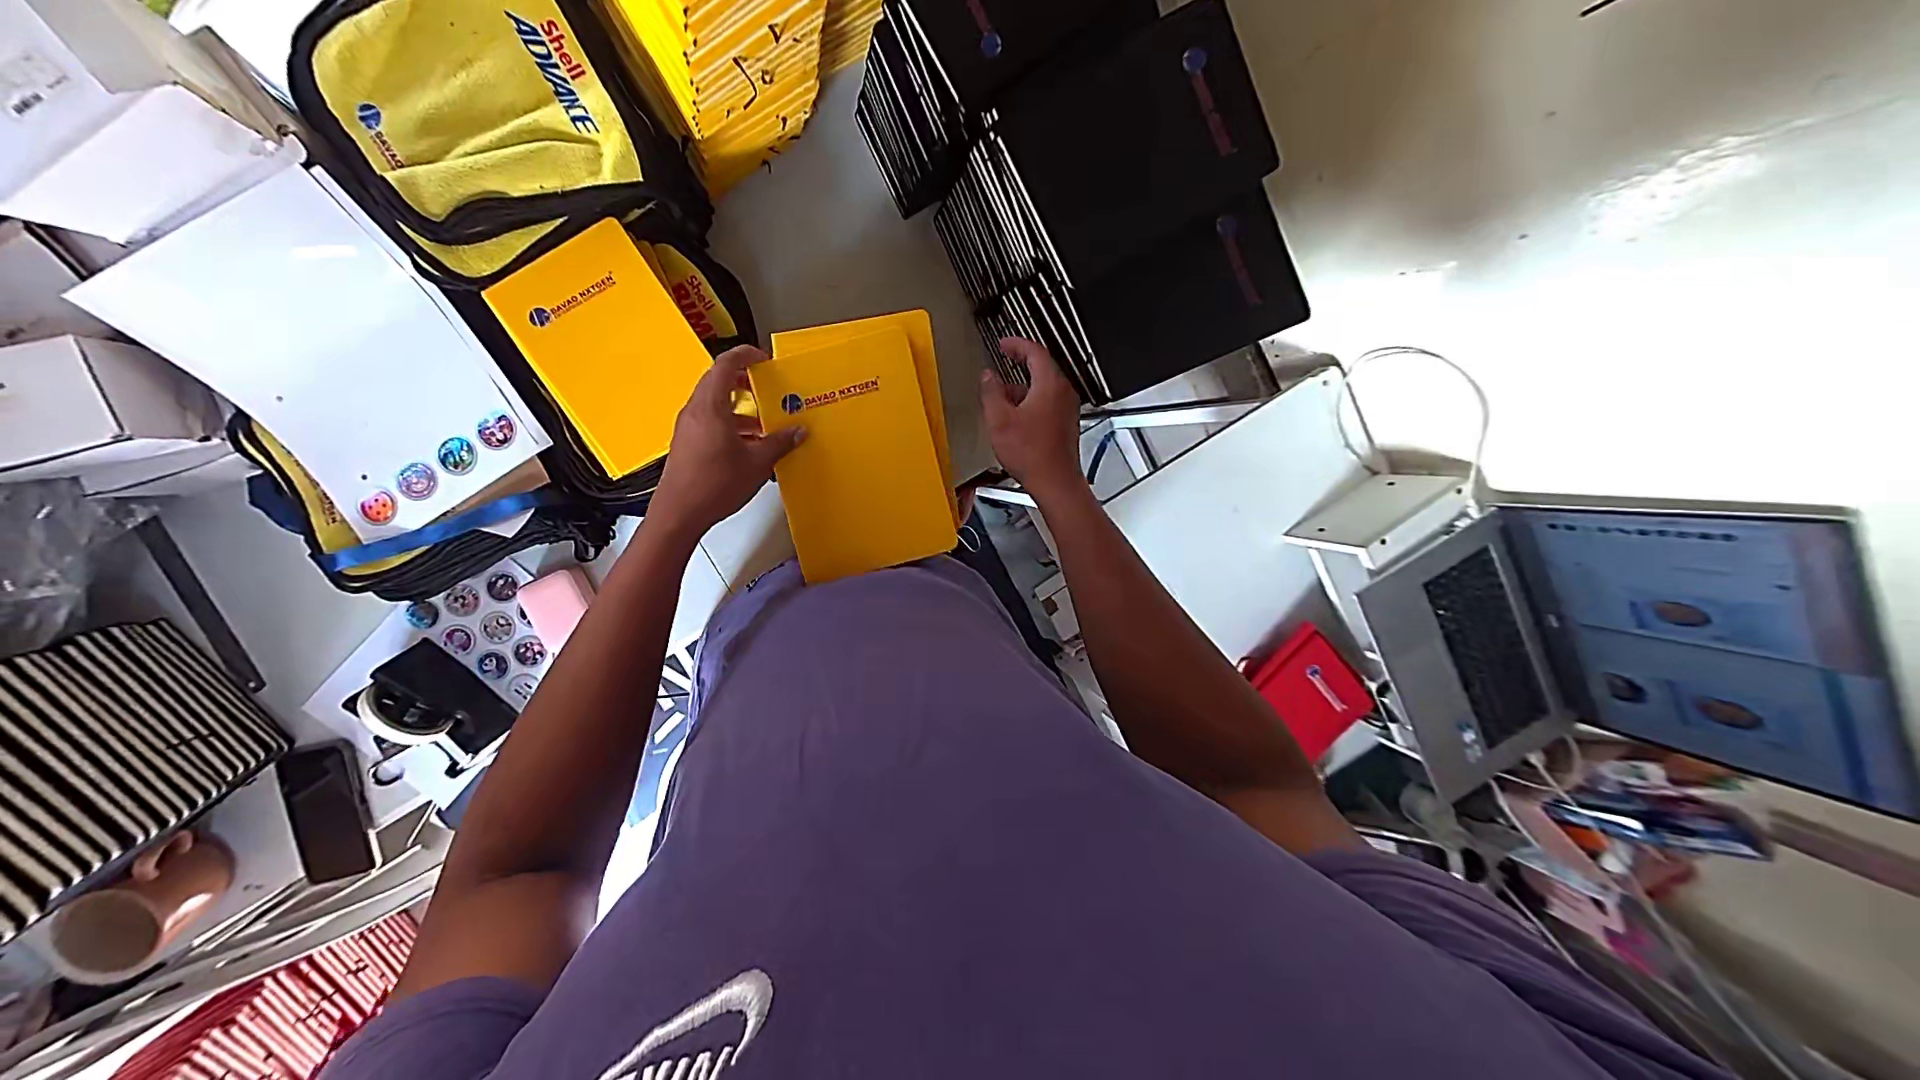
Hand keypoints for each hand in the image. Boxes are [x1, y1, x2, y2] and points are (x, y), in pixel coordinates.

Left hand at [648, 346, 804, 541]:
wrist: (680, 513)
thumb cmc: (712, 486)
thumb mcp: (757, 463)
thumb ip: (779, 442)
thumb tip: (796, 432)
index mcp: (710, 407)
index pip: (725, 364)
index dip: (746, 355)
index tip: (763, 359)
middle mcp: (695, 411)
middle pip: (719, 382)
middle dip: (745, 382)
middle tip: (766, 387)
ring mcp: (689, 427)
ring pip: (716, 404)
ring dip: (740, 408)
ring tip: (764, 422)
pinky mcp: (687, 443)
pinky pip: (711, 422)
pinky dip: (731, 424)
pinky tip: (750, 445)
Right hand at [980, 338, 1084, 501]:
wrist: (1054, 482)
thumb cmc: (1033, 455)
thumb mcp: (999, 419)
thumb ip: (991, 392)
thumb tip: (988, 377)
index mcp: (1049, 386)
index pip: (1035, 352)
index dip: (1017, 344)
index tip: (1006, 343)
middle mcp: (1063, 394)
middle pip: (1042, 368)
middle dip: (1021, 363)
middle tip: (1006, 359)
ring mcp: (1067, 410)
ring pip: (1045, 388)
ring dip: (1024, 387)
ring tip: (1004, 395)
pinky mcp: (1065, 425)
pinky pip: (1048, 404)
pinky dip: (1032, 402)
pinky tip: (1016, 417)